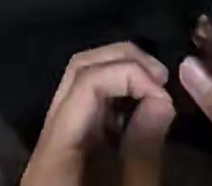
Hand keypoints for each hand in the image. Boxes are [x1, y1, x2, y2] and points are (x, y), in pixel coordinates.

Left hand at [22, 43, 176, 185]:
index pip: (86, 82)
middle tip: (161, 76)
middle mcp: (47, 135)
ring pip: (82, 82)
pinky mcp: (65, 152)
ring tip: (155, 89)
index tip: (164, 95)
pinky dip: (116, 96)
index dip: (129, 75)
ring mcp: (54, 141)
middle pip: (79, 69)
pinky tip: (140, 108)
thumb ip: (143, 152)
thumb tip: (163, 99)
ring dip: (121, 74)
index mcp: (53, 149)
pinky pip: (88, 106)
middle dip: (123, 60)